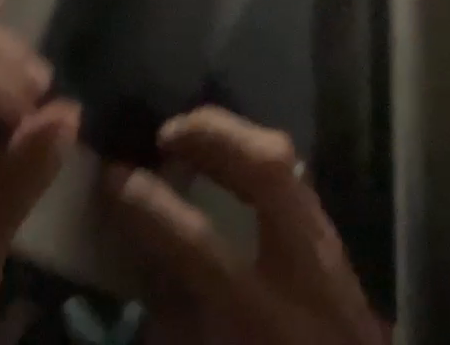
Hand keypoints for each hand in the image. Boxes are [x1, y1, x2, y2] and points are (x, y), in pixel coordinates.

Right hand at [103, 107, 388, 344]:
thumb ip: (171, 310)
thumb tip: (136, 243)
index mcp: (261, 316)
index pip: (199, 243)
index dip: (149, 204)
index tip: (112, 176)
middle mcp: (306, 273)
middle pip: (267, 172)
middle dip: (212, 137)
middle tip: (164, 132)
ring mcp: (331, 252)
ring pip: (288, 163)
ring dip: (234, 137)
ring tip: (189, 136)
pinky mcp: (336, 244)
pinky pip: (294, 178)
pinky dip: (255, 157)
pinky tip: (227, 161)